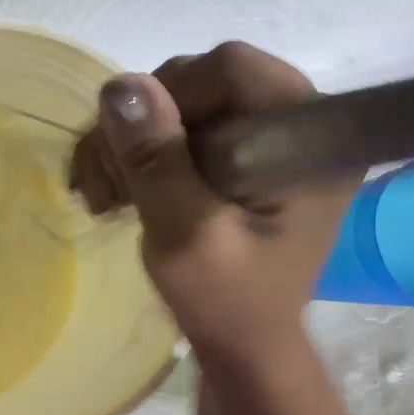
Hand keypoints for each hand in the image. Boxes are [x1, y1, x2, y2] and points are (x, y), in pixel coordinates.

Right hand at [70, 42, 357, 351]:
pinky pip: (176, 125)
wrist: (243, 345)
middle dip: (140, 125)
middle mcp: (294, 124)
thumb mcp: (185, 234)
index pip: (233, 69)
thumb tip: (120, 87)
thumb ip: (157, 161)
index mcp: (308, 139)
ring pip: (178, 100)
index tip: (132, 157)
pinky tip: (119, 190)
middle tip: (105, 184)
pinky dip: (136, 152)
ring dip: (128, 142)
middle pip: (199, 79)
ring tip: (105, 195)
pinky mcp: (238, 154)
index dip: (169, 99)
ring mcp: (264, 138)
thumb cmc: (226, 301)